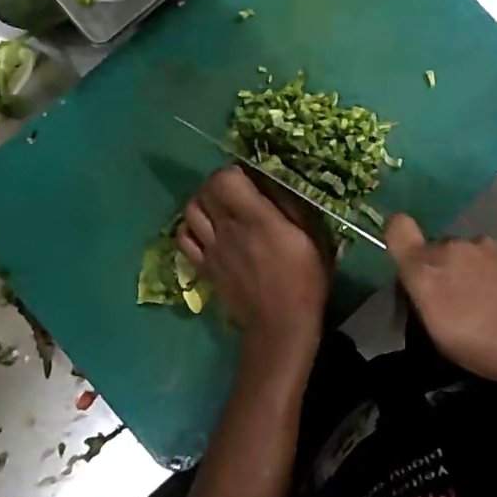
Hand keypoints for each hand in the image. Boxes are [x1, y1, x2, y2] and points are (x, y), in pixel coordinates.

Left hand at [177, 167, 327, 347]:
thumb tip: (273, 184)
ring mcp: (211, 249)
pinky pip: (183, 239)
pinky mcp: (204, 267)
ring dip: (202, 202)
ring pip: (190, 211)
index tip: (248, 179)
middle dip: (217, 184)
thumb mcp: (312, 237)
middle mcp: (228, 229)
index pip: (225, 179)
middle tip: (234, 191)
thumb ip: (290, 206)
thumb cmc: (305, 280)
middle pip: (205, 191)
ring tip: (218, 208)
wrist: (281, 325)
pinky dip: (189, 227)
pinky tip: (205, 230)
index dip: (233, 172)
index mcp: (256, 218)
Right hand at [386, 215, 496, 395]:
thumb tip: (418, 290)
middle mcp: (454, 247)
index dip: (397, 239)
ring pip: (465, 255)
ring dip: (468, 275)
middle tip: (453, 307)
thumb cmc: (494, 348)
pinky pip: (492, 259)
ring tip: (488, 310)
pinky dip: (495, 276)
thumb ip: (423, 305)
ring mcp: (489, 245)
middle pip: (434, 250)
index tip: (406, 264)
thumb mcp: (443, 341)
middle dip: (438, 272)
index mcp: (428, 269)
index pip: (398, 229)